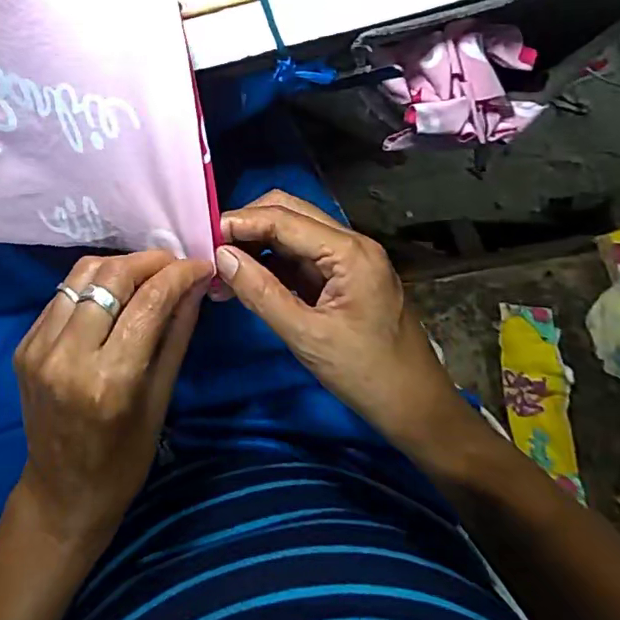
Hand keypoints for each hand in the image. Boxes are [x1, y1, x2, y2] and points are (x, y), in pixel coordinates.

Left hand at [12, 250, 212, 547]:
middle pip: (110, 277)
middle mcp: (67, 355)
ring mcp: (38, 347)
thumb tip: (195, 286)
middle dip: (148, 262)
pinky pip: (62, 296)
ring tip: (146, 274)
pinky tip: (112, 295)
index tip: (200, 265)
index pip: (147, 303)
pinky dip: (91, 287)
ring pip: (81, 276)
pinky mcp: (24, 344)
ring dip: (119, 267)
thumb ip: (176, 336)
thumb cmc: (123, 460)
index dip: (178, 275)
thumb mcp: (160, 402)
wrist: (61, 492)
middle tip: (174, 264)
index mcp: (108, 380)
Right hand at [217, 191, 467, 454]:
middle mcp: (350, 243)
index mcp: (349, 252)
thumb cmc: (367, 374)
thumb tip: (221, 256)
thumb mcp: (306, 336)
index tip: (202, 238)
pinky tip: (246, 279)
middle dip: (246, 225)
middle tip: (211, 250)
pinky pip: (298, 255)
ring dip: (256, 242)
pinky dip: (270, 260)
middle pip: (288, 211)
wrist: (417, 408)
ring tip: (223, 267)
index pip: (282, 218)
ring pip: (291, 230)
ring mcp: (347, 258)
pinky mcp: (341, 276)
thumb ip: (260, 292)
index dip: (239, 222)